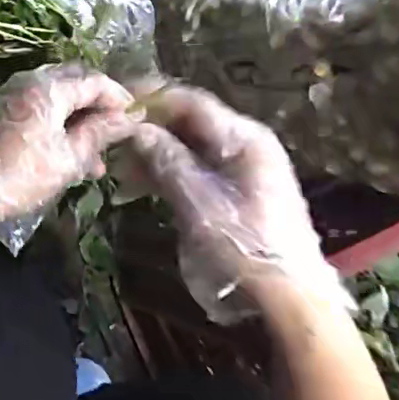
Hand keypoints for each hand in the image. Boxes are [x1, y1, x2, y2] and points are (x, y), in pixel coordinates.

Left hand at [0, 63, 135, 252]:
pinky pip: (40, 106)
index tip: (135, 117)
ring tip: (97, 157)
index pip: (94, 81)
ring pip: (58, 97)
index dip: (118, 98)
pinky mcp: (4, 109)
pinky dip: (59, 122)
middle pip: (75, 82)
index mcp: (48, 88)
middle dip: (99, 105)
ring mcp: (13, 93)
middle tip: (117, 131)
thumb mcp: (69, 158)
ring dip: (79, 118)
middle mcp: (29, 82)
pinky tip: (71, 153)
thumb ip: (99, 133)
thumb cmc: (23, 175)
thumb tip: (128, 119)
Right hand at [126, 83, 343, 314]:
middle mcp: (244, 145)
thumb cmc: (244, 245)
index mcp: (244, 138)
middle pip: (187, 122)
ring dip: (152, 152)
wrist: (287, 301)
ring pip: (186, 146)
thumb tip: (136, 128)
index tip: (115, 101)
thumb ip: (166, 158)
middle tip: (111, 136)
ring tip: (119, 166)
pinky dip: (165, 172)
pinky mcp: (233, 191)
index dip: (151, 97)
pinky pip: (193, 168)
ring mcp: (240, 169)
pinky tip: (138, 184)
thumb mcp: (198, 200)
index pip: (190, 101)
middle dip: (148, 128)